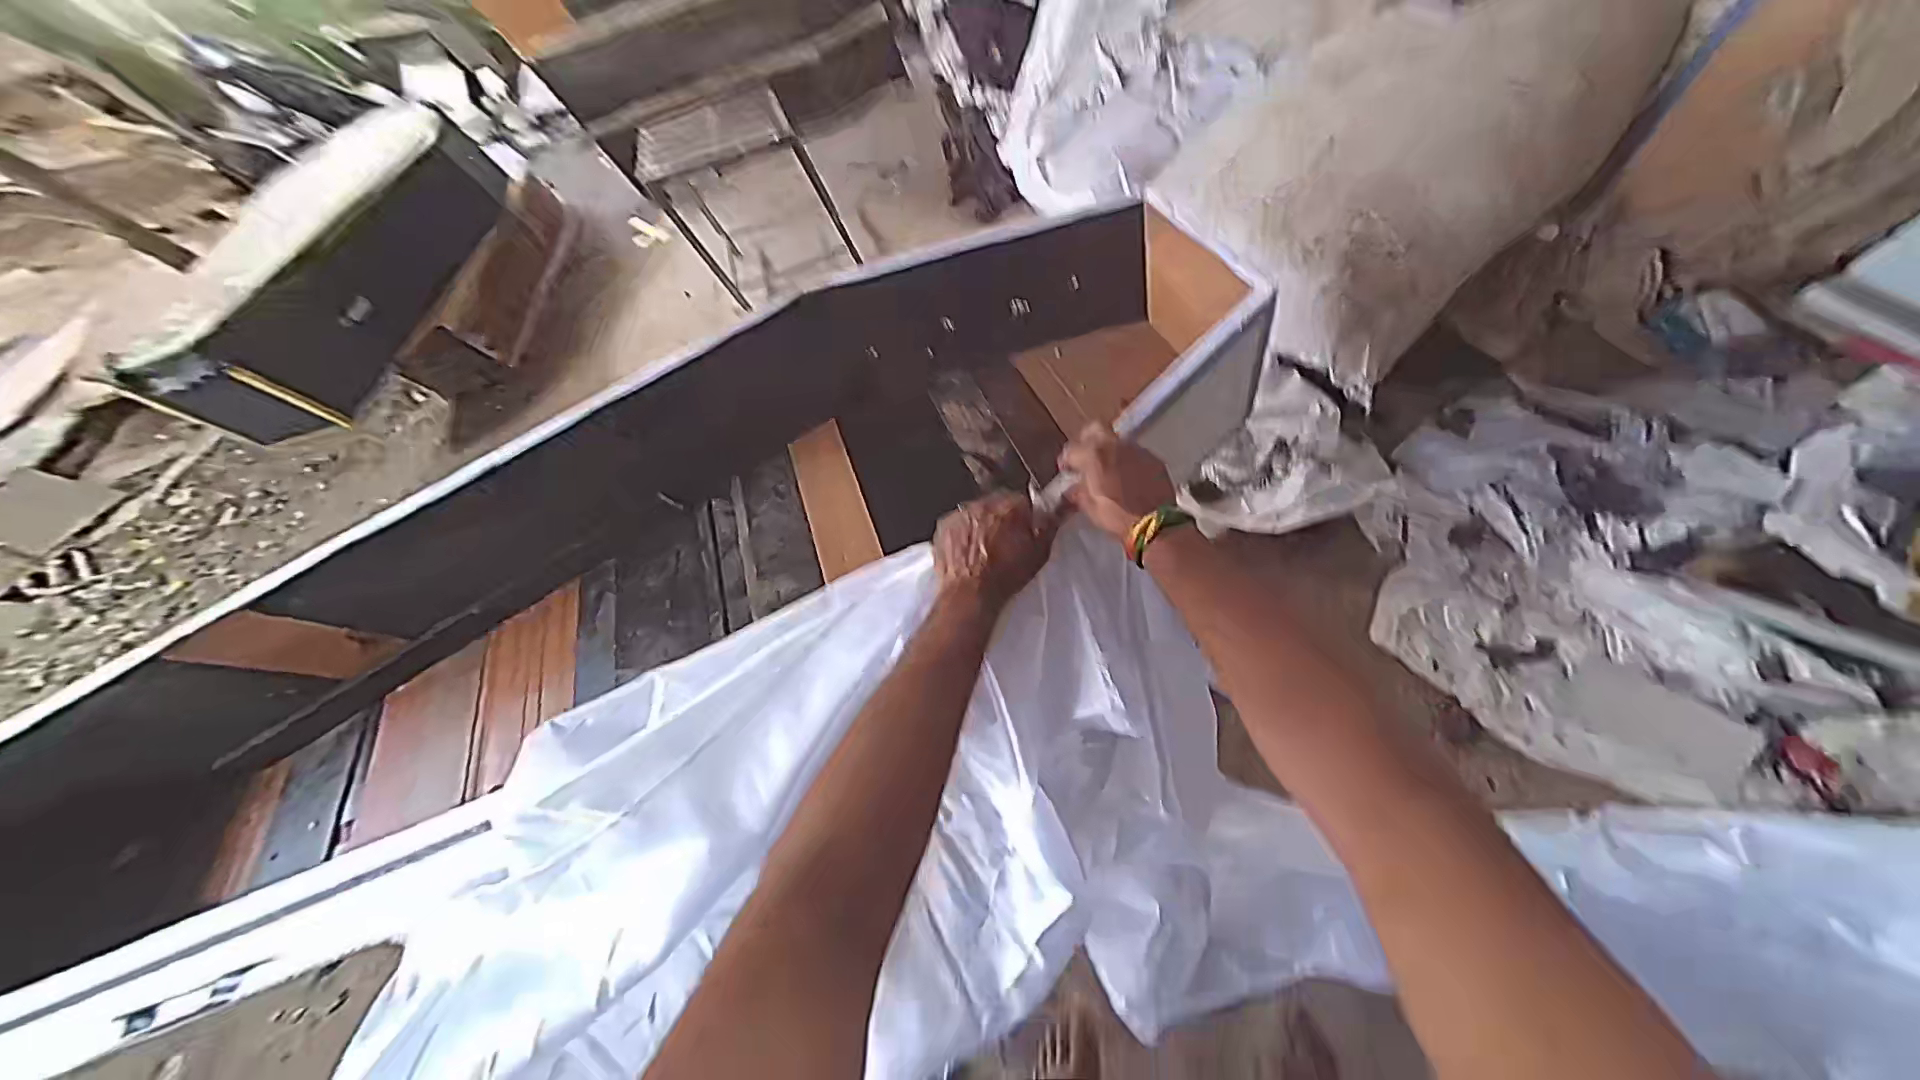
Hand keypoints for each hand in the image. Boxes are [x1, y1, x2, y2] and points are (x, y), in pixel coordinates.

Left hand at [933, 492, 1059, 609]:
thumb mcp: (1038, 553)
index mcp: (1009, 506)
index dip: (1024, 516)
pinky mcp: (944, 526)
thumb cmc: (1003, 577)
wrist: (969, 594)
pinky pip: (958, 524)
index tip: (1024, 529)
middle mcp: (983, 504)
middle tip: (1005, 542)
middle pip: (996, 503)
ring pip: (976, 513)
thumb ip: (1049, 525)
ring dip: (981, 525)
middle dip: (1001, 518)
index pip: (1021, 499)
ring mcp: (960, 514)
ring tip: (985, 550)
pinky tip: (969, 552)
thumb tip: (1060, 508)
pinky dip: (963, 533)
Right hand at [1058, 424, 1175, 541]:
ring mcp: (1136, 449)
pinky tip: (1129, 476)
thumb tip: (1073, 488)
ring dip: (1109, 451)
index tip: (1067, 471)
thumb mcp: (1090, 507)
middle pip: (1095, 429)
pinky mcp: (1153, 458)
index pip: (1071, 449)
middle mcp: (1114, 445)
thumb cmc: (1116, 515)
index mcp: (1093, 455)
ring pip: (1117, 440)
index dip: (1066, 460)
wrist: (1156, 522)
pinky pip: (1135, 453)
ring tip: (1109, 469)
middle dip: (1087, 440)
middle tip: (1086, 458)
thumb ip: (1079, 492)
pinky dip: (1127, 460)